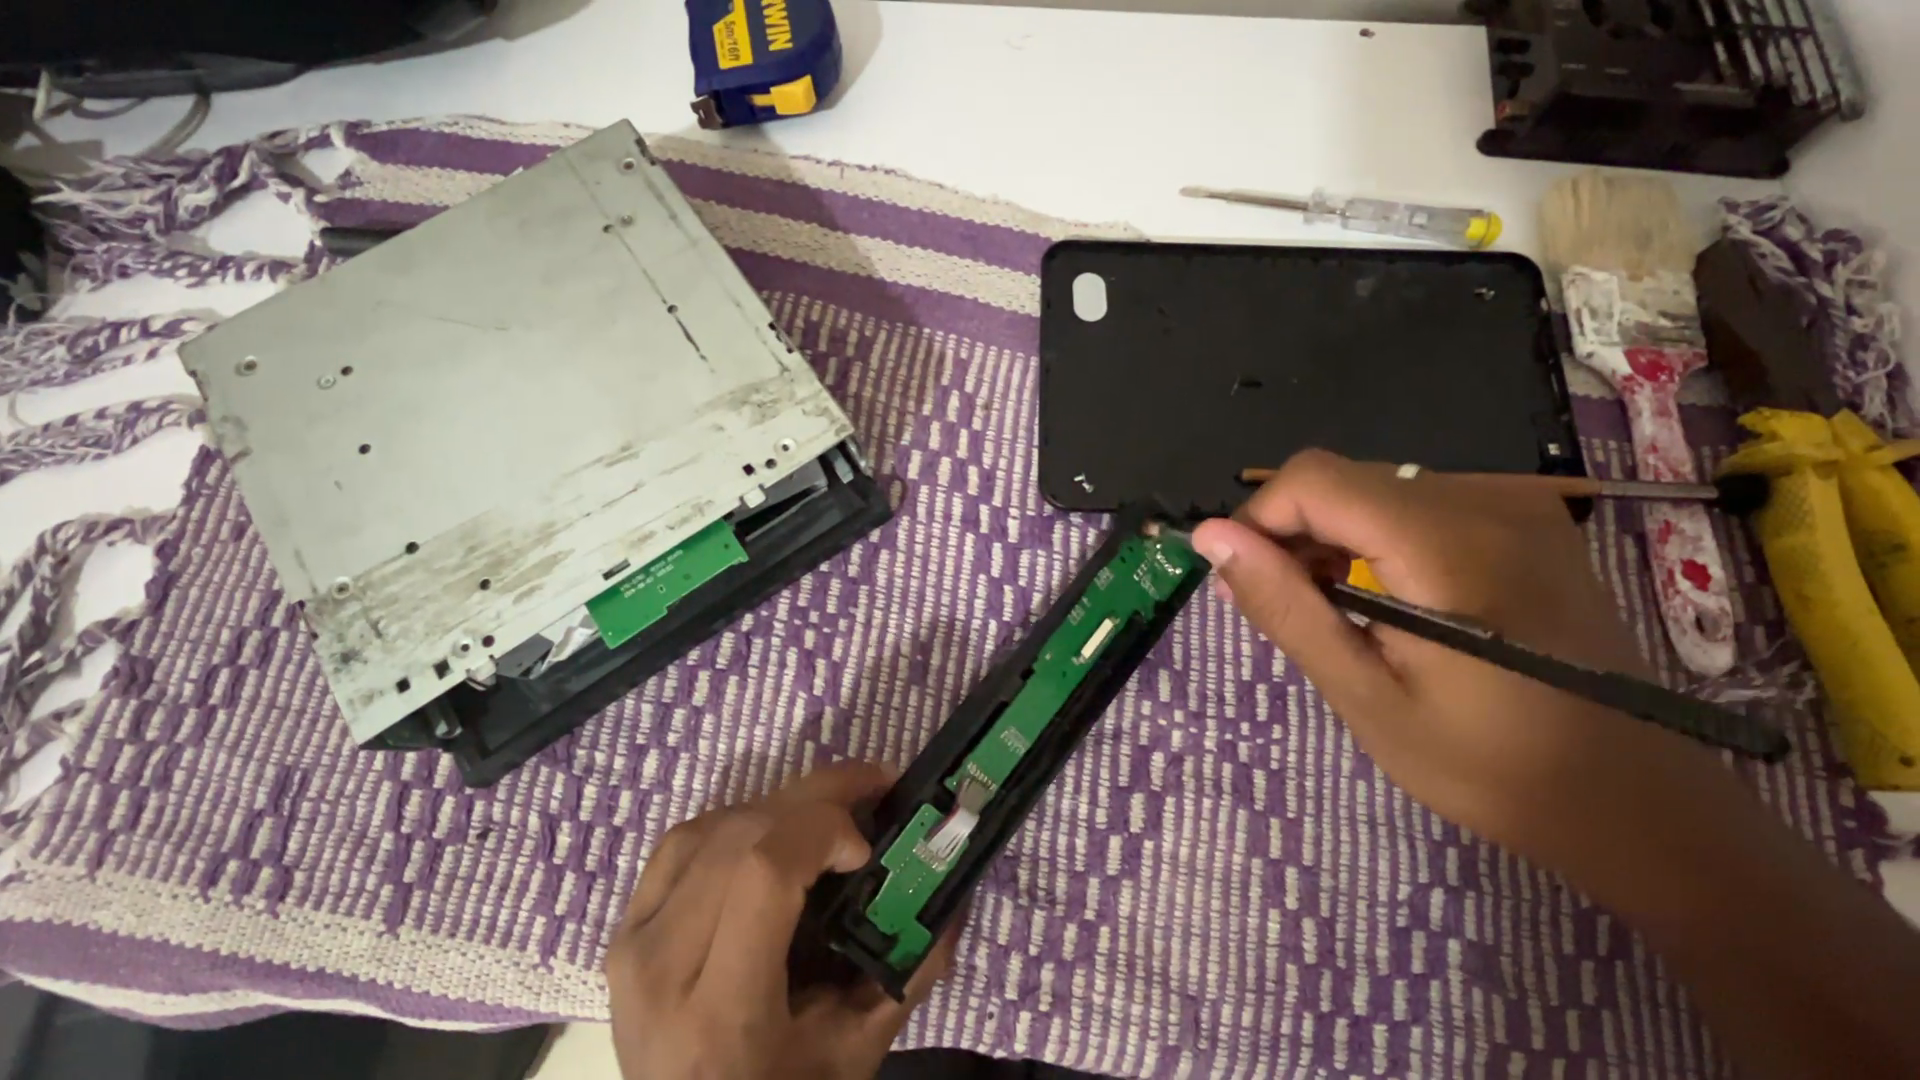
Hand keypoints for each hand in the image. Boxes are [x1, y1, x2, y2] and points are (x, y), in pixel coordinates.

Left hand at [606, 762, 956, 1079]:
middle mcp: (661, 967)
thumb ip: (908, 972)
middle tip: (871, 792)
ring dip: (778, 807)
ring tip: (828, 816)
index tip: (866, 845)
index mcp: (721, 1013)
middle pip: (739, 836)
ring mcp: (632, 943)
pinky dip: (736, 822)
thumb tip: (954, 894)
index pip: (764, 871)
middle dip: (815, 799)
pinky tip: (772, 833)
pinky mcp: (623, 929)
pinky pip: (682, 842)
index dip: (822, 830)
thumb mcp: (853, 1052)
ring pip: (711, 827)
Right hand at [1189, 450, 1721, 868]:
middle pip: (1345, 479)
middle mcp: (1487, 503)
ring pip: (1377, 490)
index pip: (1313, 479)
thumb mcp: (1365, 696)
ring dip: (1332, 540)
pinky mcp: (1530, 527)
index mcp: (1447, 545)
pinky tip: (1386, 601)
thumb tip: (1210, 538)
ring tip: (1335, 614)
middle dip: (1292, 534)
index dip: (1258, 520)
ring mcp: (1518, 510)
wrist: (1631, 802)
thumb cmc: (1487, 766)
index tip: (1244, 585)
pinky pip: (1422, 506)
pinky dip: (1377, 542)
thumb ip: (1286, 607)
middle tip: (1289, 612)